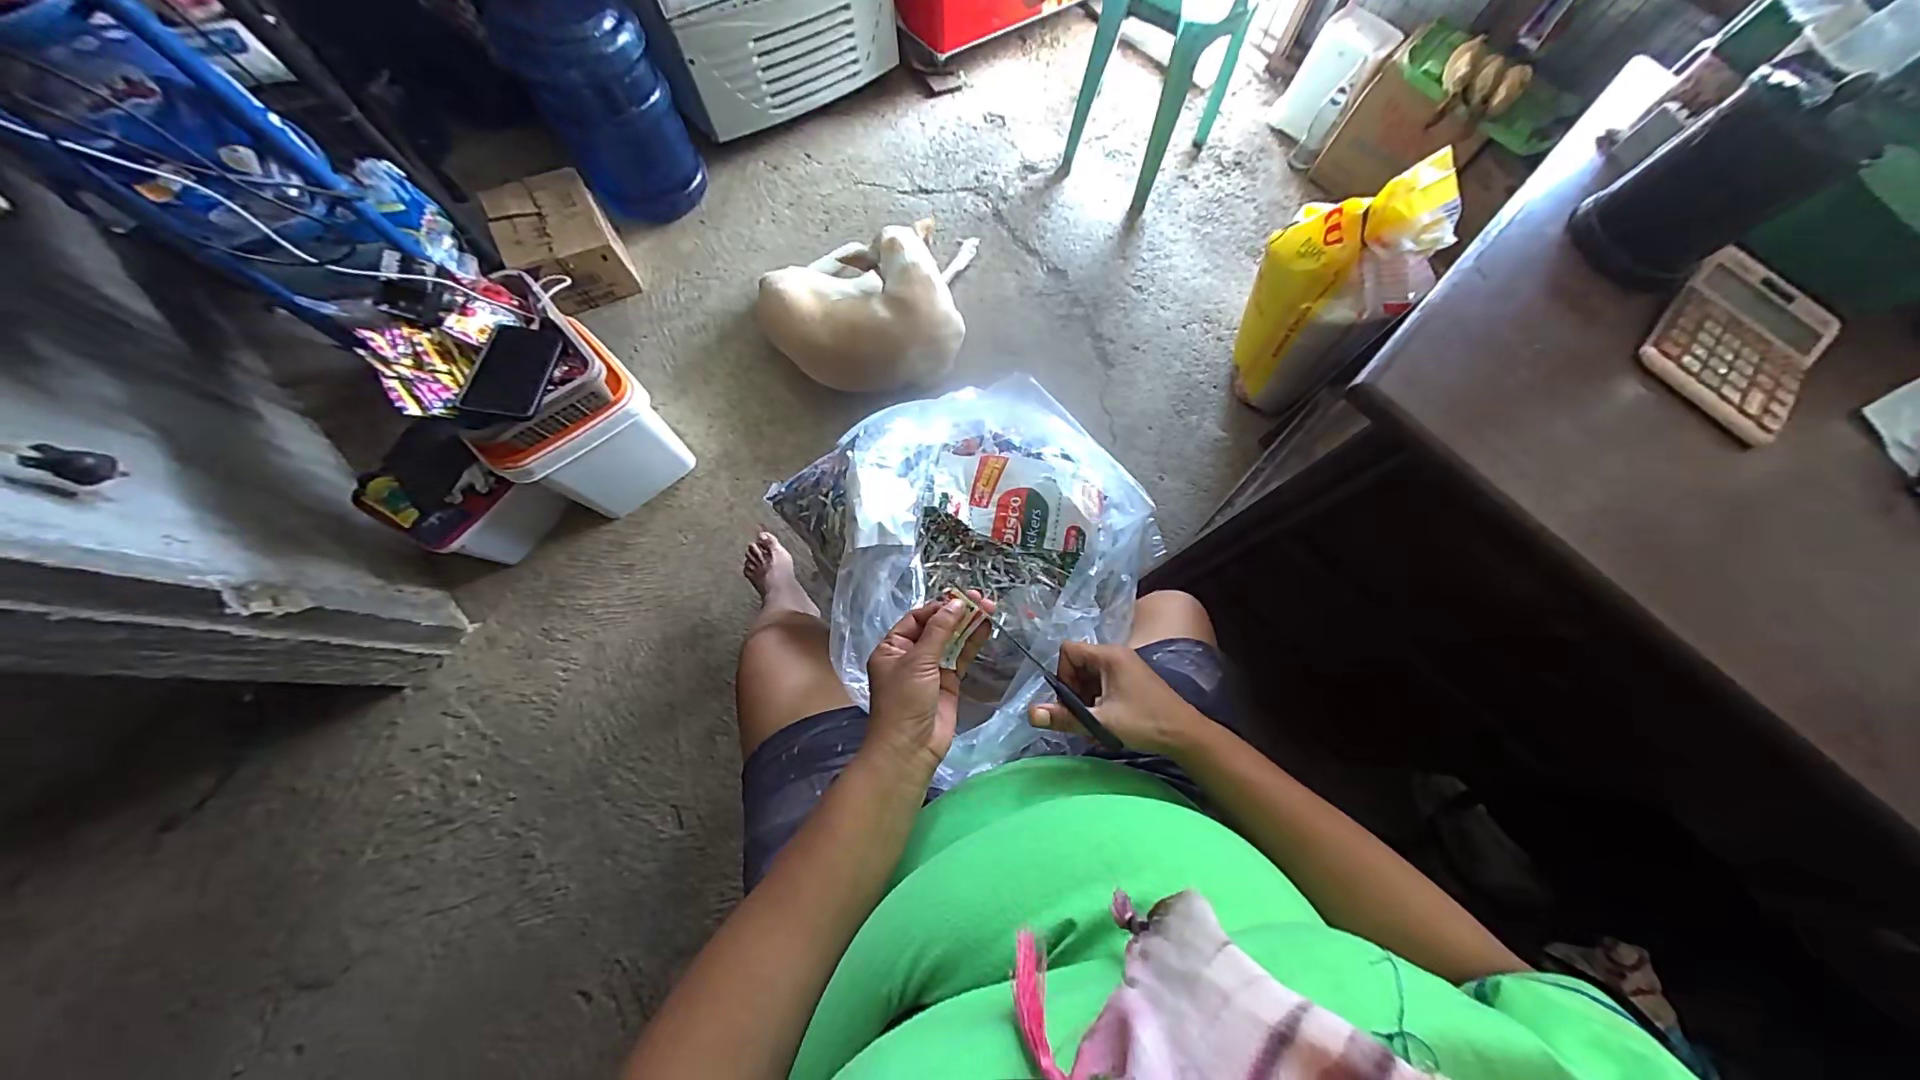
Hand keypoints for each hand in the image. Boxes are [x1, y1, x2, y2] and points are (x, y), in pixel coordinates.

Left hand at [865, 592, 992, 773]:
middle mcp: (910, 656)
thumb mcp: (917, 661)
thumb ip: (939, 631)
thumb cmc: (904, 701)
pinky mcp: (947, 683)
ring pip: (951, 640)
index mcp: (892, 648)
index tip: (961, 598)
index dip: (939, 607)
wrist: (910, 747)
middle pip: (936, 627)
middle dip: (957, 613)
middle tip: (981, 598)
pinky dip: (972, 643)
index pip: (917, 618)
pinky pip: (960, 657)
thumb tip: (956, 604)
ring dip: (968, 625)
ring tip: (989, 608)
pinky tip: (985, 628)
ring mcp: (930, 670)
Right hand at [1027, 641, 1214, 756]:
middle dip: (1074, 688)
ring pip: (1090, 673)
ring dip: (1086, 695)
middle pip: (1078, 661)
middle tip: (1082, 713)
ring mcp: (1127, 665)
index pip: (1068, 650)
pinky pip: (1104, 679)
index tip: (1071, 700)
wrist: (1186, 734)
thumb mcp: (1101, 722)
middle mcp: (1117, 654)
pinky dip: (1099, 696)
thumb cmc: (1145, 723)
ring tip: (1096, 718)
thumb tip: (1031, 713)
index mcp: (1109, 656)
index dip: (1062, 674)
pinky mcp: (1133, 677)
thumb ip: (1064, 717)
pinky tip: (1108, 717)